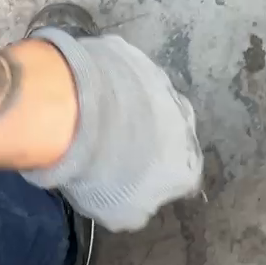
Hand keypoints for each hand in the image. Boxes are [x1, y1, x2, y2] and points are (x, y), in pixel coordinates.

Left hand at [21, 30, 202, 230]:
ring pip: (147, 94)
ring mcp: (157, 79)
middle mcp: (183, 118)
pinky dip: (108, 75)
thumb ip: (138, 205)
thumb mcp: (120, 213)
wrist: (79, 113)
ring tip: (95, 112)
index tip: (132, 172)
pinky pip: (120, 67)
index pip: (180, 176)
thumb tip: (136, 195)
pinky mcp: (128, 51)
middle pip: (169, 128)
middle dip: (148, 132)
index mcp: (186, 164)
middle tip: (114, 140)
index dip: (156, 174)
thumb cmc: (103, 172)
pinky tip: (85, 85)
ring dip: (129, 102)